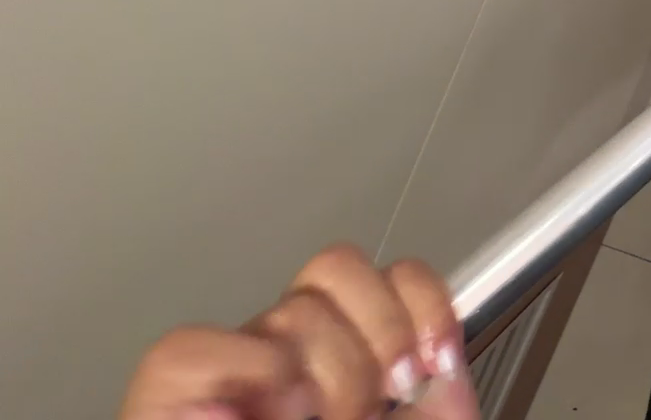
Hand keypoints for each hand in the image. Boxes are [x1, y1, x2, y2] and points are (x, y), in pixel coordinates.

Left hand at [120, 245, 476, 419]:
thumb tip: (198, 412)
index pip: (186, 355)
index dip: (246, 366)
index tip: (290, 417)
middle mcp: (264, 385)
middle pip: (291, 309)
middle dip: (342, 369)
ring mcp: (338, 355)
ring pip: (342, 273)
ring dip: (384, 333)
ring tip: (392, 390)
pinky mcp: (408, 339)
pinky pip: (413, 277)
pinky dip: (433, 313)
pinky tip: (435, 364)